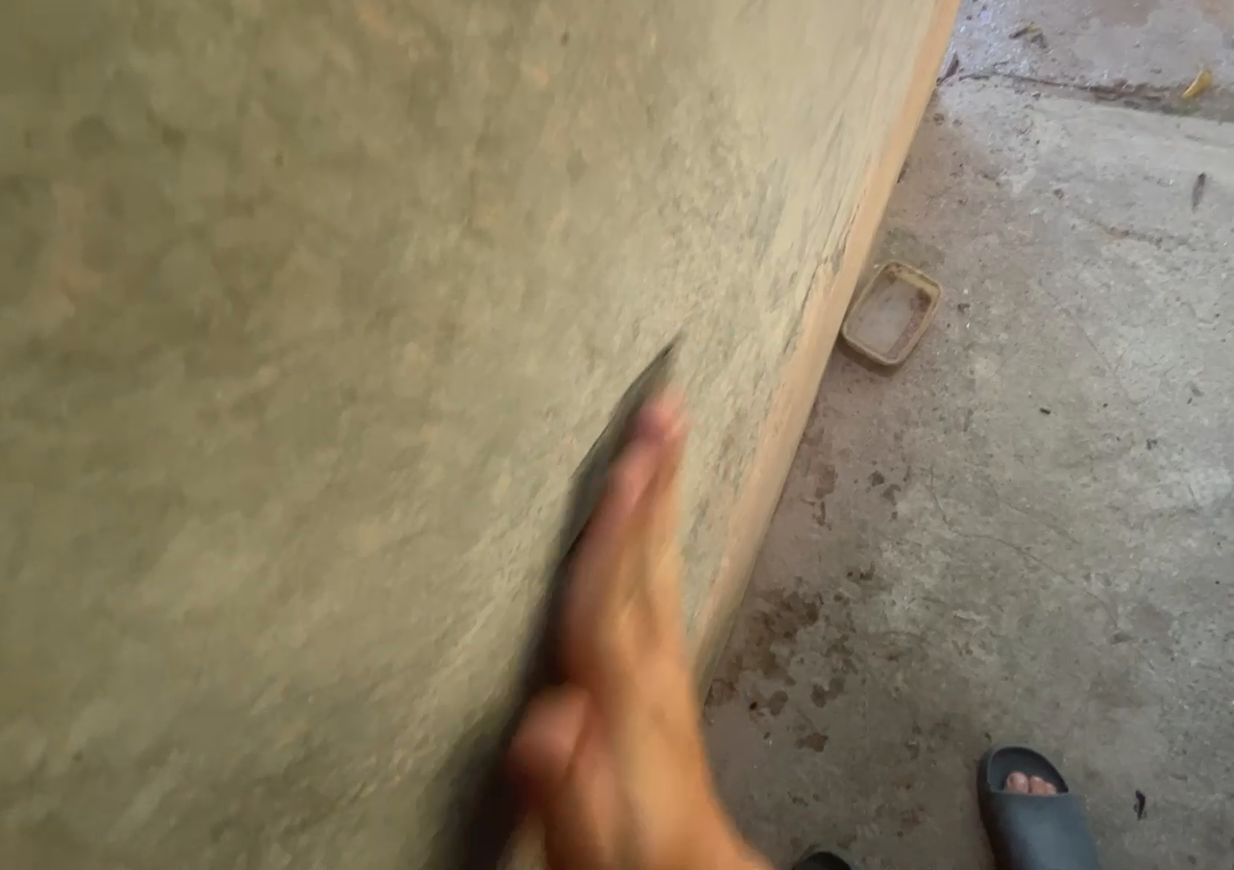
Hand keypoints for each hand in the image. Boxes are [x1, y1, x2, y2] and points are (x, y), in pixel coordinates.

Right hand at [511, 395, 768, 869]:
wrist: (684, 864)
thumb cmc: (626, 849)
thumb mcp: (584, 836)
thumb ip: (565, 781)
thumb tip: (550, 719)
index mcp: (624, 693)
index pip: (612, 597)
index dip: (615, 532)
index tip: (626, 465)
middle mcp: (653, 655)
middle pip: (650, 554)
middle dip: (655, 478)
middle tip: (664, 408)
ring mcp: (667, 646)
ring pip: (662, 550)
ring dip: (665, 485)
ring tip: (669, 426)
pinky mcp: (666, 648)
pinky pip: (663, 565)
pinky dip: (661, 519)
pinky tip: (660, 492)